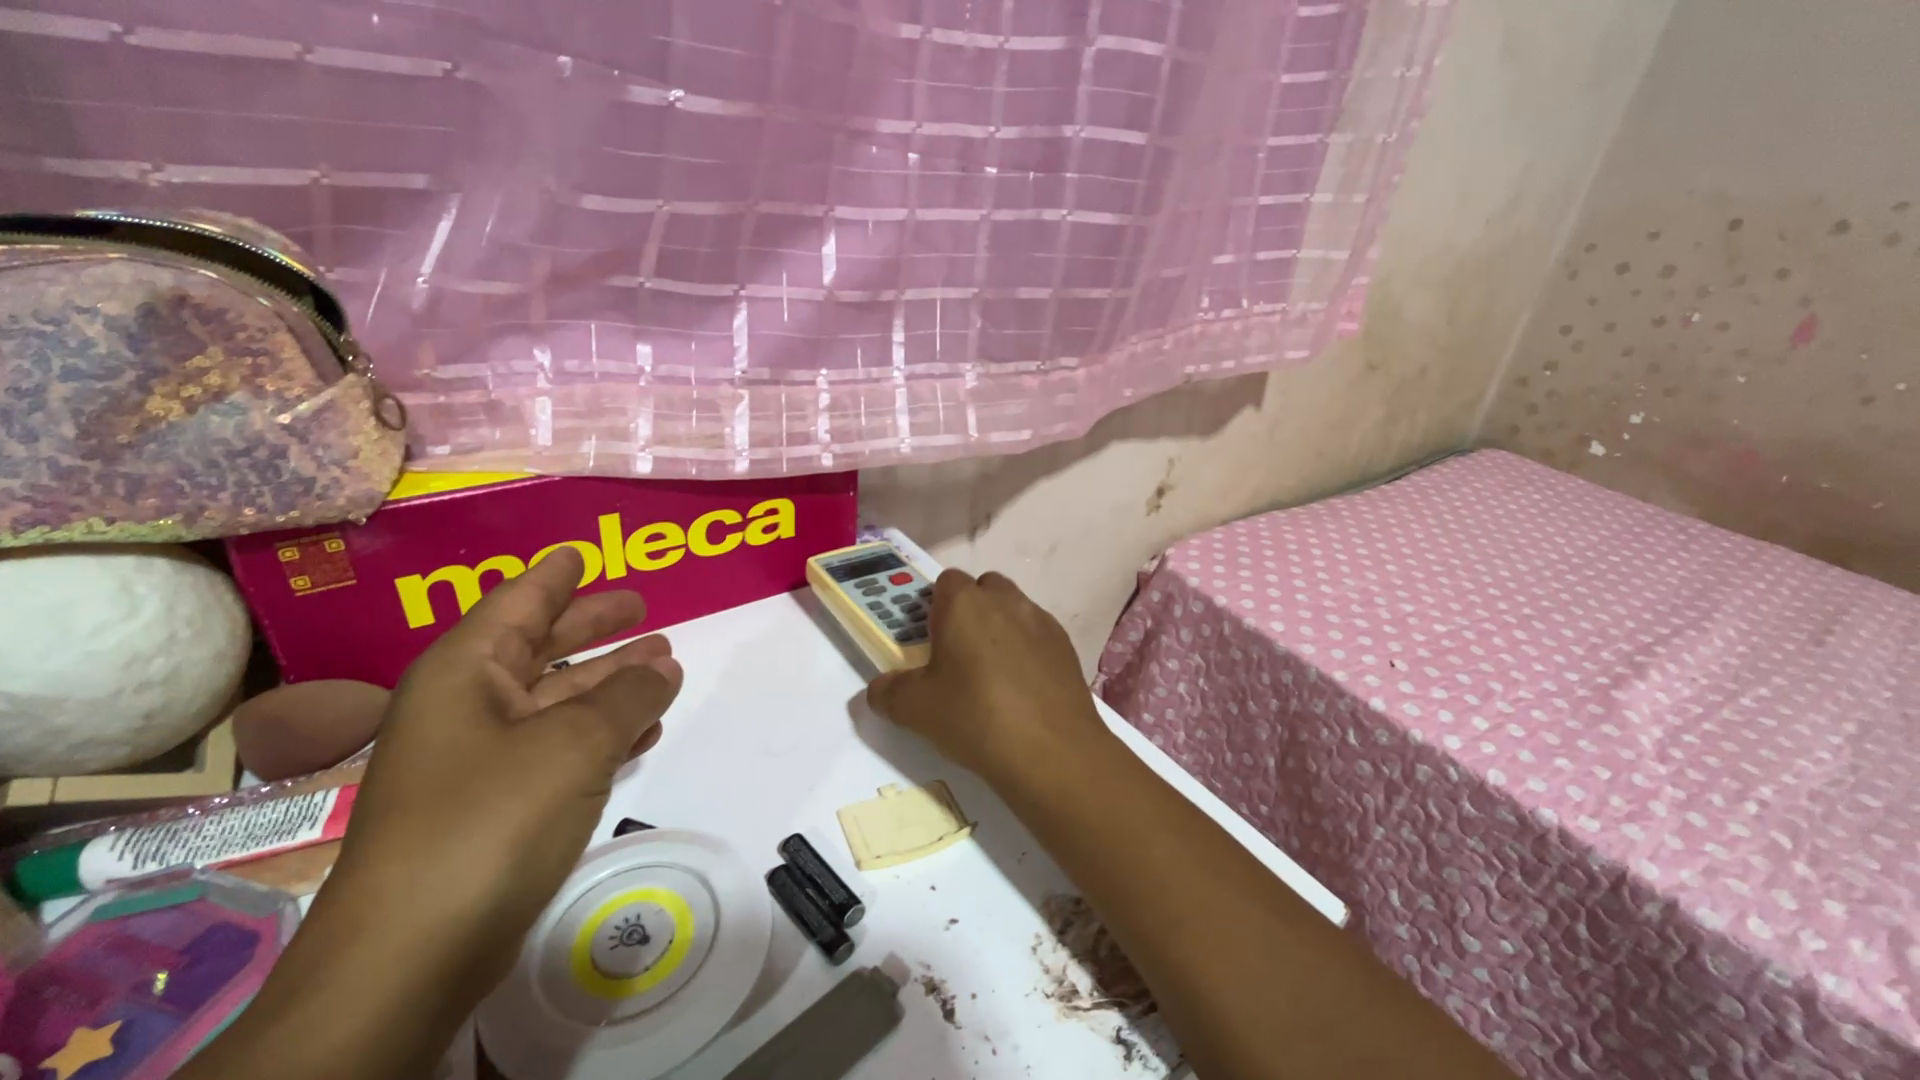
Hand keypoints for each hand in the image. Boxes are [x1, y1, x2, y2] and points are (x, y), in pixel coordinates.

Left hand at [313, 546, 681, 996]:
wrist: (412, 951)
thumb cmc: (488, 820)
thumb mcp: (572, 745)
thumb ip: (625, 697)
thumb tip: (662, 664)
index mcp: (465, 674)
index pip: (516, 604)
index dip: (554, 577)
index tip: (583, 552)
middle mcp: (465, 708)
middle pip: (538, 649)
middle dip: (591, 628)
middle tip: (643, 608)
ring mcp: (477, 762)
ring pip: (554, 703)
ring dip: (606, 684)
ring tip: (664, 666)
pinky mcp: (495, 811)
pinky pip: (557, 751)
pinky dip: (600, 736)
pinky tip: (641, 734)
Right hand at [866, 569, 1107, 785]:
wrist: (1052, 751)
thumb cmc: (974, 717)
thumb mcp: (914, 710)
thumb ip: (888, 692)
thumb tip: (881, 688)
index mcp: (964, 603)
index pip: (945, 582)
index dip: (934, 607)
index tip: (929, 642)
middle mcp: (1006, 601)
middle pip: (983, 589)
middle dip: (970, 612)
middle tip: (957, 655)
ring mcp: (1041, 622)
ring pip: (1014, 611)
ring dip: (1000, 631)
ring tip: (991, 676)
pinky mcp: (1067, 648)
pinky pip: (1038, 637)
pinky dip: (1027, 653)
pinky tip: (1021, 691)